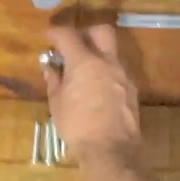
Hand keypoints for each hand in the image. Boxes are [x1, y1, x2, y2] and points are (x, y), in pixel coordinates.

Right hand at [44, 23, 142, 169]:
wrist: (110, 148)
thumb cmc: (77, 125)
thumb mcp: (57, 103)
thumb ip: (54, 81)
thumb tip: (51, 68)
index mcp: (85, 62)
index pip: (69, 36)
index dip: (56, 33)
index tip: (48, 36)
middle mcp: (107, 62)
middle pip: (101, 31)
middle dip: (85, 33)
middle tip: (73, 45)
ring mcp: (123, 75)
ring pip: (111, 52)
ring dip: (97, 54)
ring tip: (82, 71)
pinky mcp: (131, 89)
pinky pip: (117, 71)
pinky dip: (105, 72)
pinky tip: (95, 88)